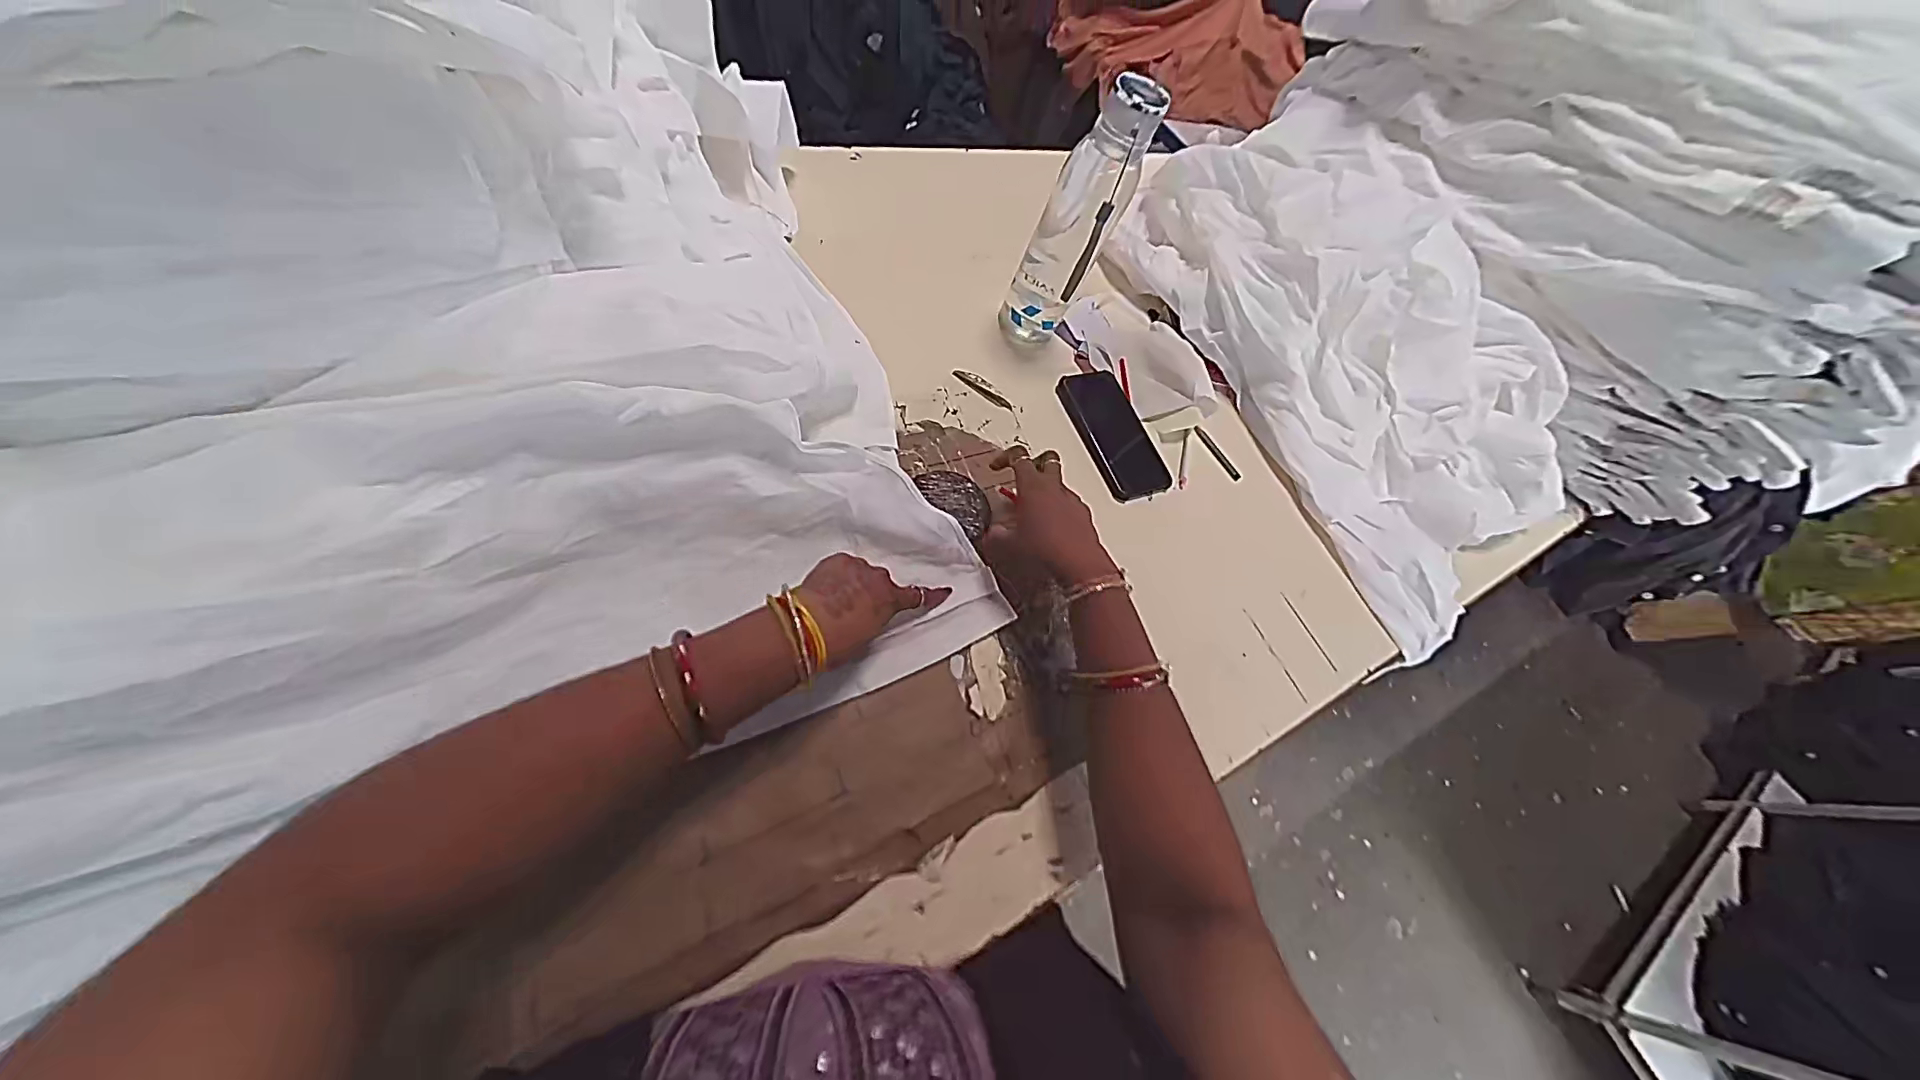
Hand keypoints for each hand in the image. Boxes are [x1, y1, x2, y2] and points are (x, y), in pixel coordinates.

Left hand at [793, 554, 950, 667]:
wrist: (805, 628)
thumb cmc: (835, 641)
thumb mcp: (866, 638)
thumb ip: (875, 621)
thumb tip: (869, 618)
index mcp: (890, 601)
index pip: (916, 597)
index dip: (930, 596)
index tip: (942, 591)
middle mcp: (877, 579)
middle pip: (882, 583)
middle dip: (874, 593)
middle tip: (858, 609)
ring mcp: (856, 567)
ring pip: (861, 572)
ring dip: (854, 582)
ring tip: (837, 601)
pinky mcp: (836, 560)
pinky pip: (843, 565)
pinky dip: (838, 575)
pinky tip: (827, 589)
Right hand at [981, 446, 1117, 585]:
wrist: (1078, 566)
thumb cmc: (1045, 549)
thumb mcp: (1009, 545)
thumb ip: (997, 535)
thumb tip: (993, 534)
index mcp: (1033, 486)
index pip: (1019, 457)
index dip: (1006, 457)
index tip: (998, 466)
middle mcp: (1054, 488)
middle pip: (1047, 459)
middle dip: (1035, 463)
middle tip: (1024, 475)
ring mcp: (1072, 500)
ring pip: (1059, 483)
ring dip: (1047, 489)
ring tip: (1035, 508)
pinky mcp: (1083, 515)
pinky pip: (1070, 503)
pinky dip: (1059, 508)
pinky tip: (1051, 526)